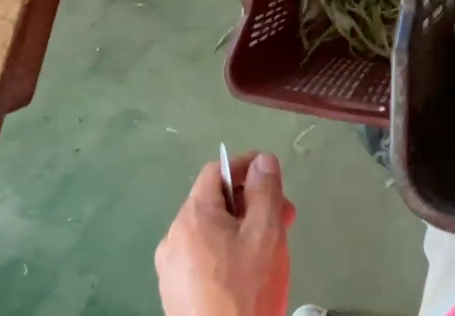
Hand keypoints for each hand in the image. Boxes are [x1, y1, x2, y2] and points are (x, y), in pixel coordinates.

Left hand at [155, 152, 295, 315]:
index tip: (274, 178)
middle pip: (214, 202)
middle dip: (251, 202)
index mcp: (192, 217)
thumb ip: (265, 190)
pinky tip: (246, 271)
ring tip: (269, 247)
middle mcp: (172, 238)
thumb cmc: (246, 290)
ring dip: (240, 227)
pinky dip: (225, 251)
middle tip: (284, 218)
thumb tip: (262, 160)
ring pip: (209, 230)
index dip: (247, 166)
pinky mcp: (174, 294)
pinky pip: (201, 256)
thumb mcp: (266, 233)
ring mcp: (170, 269)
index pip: (216, 171)